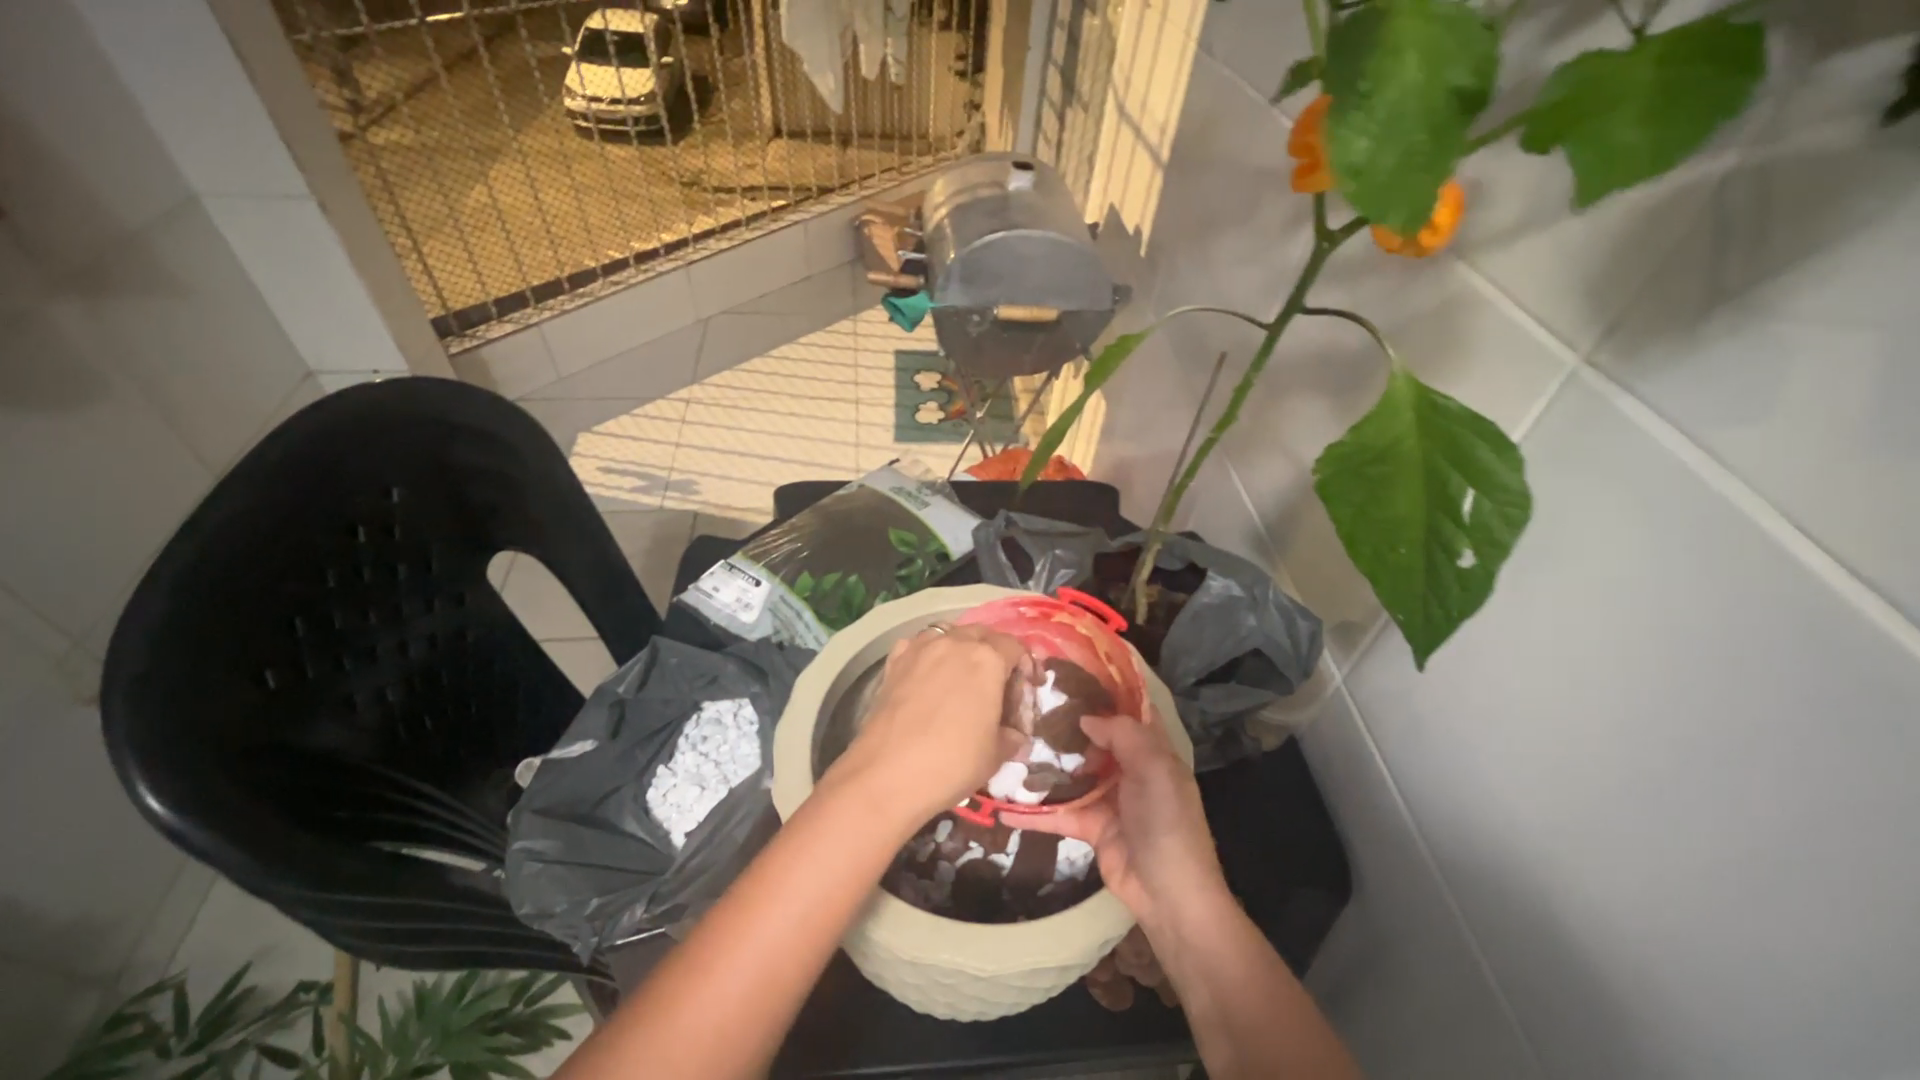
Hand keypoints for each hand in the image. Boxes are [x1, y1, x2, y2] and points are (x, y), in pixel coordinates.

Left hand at [821, 624, 1028, 827]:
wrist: (887, 775)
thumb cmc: (952, 763)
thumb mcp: (996, 754)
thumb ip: (1011, 735)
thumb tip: (1012, 733)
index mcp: (987, 659)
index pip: (1015, 648)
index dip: (1025, 668)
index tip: (1025, 692)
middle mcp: (954, 643)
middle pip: (982, 635)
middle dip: (995, 654)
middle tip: (997, 686)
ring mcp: (919, 649)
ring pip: (949, 634)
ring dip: (961, 649)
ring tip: (963, 678)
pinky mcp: (893, 663)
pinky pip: (918, 646)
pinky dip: (929, 654)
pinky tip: (929, 678)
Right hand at [1005, 712, 1228, 931]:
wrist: (1169, 894)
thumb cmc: (1167, 823)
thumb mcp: (1154, 770)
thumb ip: (1122, 735)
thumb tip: (1086, 718)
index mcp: (1153, 751)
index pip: (1130, 712)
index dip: (1106, 693)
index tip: (1070, 674)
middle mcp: (1130, 770)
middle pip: (1095, 740)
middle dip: (1066, 726)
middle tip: (1027, 706)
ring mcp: (1108, 799)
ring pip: (1072, 774)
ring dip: (1045, 765)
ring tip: (1009, 744)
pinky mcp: (1090, 827)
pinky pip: (1059, 813)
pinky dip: (1033, 811)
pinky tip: (1003, 805)